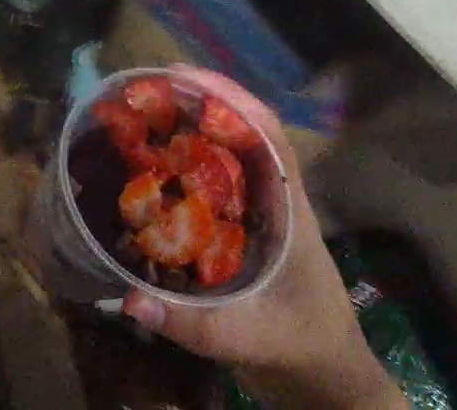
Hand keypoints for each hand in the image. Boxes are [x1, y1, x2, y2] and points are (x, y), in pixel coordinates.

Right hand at [120, 68, 406, 409]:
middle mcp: (275, 199)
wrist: (329, 384)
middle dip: (198, 102)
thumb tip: (127, 300)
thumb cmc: (302, 350)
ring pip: (228, 153)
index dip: (229, 98)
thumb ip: (189, 324)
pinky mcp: (244, 228)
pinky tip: (149, 162)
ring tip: (141, 113)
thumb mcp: (246, 340)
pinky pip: (214, 180)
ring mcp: (261, 212)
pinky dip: (184, 160)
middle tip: (145, 90)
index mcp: (289, 209)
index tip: (182, 76)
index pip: (267, 135)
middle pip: (243, 131)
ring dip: (190, 126)